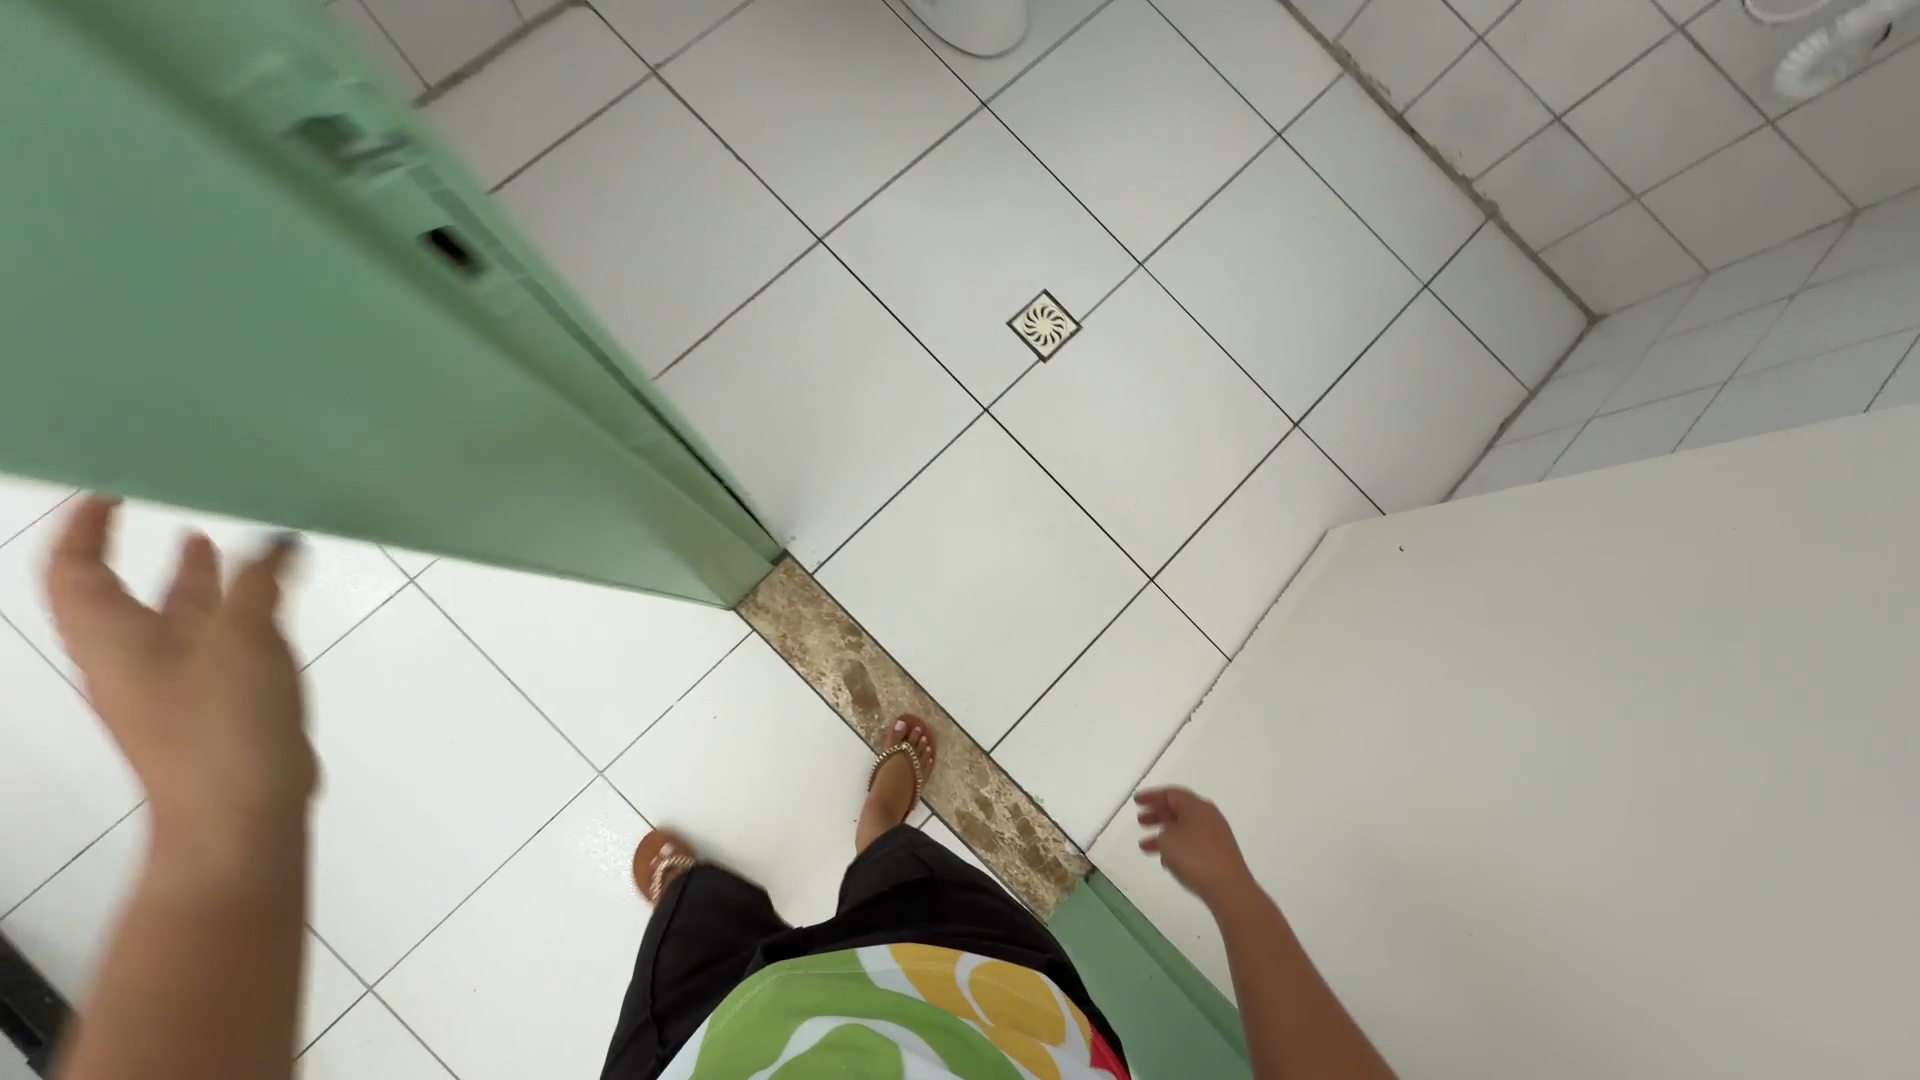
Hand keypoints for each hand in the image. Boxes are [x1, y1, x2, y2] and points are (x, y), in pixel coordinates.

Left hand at [45, 496, 315, 851]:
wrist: (240, 811)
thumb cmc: (223, 722)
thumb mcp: (242, 639)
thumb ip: (258, 584)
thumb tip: (277, 543)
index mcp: (115, 640)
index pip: (74, 570)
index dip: (84, 528)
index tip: (112, 492)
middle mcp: (136, 659)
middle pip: (124, 596)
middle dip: (148, 556)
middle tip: (181, 517)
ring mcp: (180, 686)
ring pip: (181, 620)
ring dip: (200, 582)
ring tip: (228, 549)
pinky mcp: (222, 704)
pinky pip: (223, 645)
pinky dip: (242, 614)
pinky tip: (275, 604)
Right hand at [1135, 786, 1255, 908]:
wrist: (1229, 887)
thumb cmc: (1194, 857)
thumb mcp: (1167, 839)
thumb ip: (1162, 830)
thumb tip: (1169, 832)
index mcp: (1196, 806)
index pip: (1171, 793)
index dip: (1151, 796)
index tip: (1136, 802)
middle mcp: (1208, 816)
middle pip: (1178, 810)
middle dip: (1157, 815)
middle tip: (1140, 821)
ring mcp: (1216, 835)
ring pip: (1184, 829)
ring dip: (1164, 835)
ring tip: (1145, 846)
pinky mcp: (1219, 854)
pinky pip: (1192, 844)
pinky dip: (1177, 848)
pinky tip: (1166, 862)